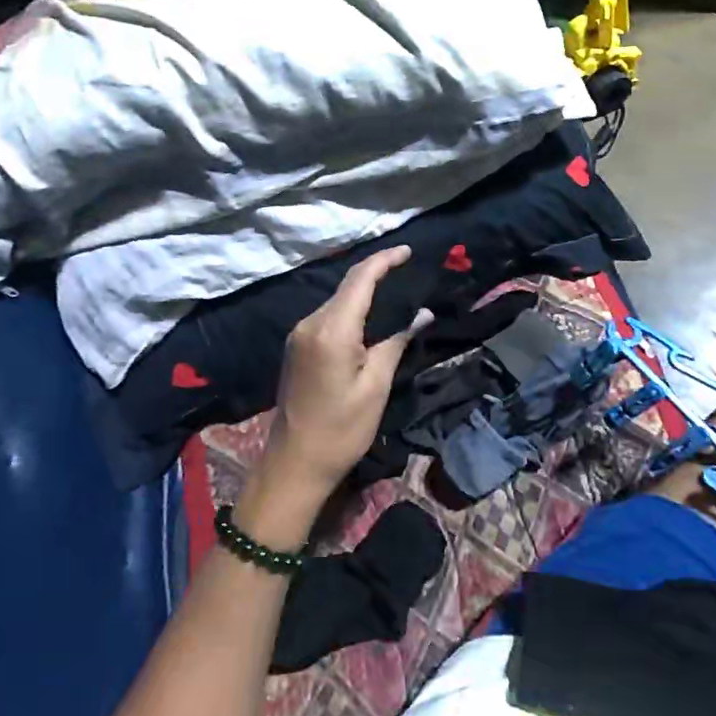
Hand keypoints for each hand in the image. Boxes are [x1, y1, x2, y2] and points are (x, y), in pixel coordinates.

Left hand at [262, 245, 431, 493]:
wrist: (294, 464)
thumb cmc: (342, 428)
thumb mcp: (377, 385)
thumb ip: (397, 341)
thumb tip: (421, 313)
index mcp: (332, 330)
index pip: (360, 280)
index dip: (385, 260)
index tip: (409, 251)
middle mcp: (310, 324)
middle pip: (347, 286)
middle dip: (377, 273)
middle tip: (409, 269)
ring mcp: (299, 335)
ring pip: (337, 300)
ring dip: (364, 290)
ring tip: (396, 289)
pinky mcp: (297, 347)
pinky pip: (329, 315)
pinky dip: (352, 308)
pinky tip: (372, 314)